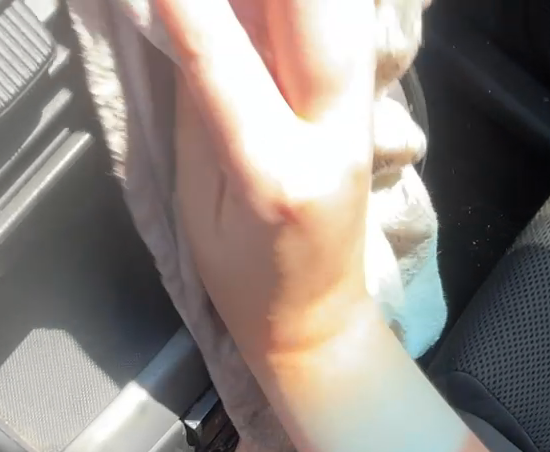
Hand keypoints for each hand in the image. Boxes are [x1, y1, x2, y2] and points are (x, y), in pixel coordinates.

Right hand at [155, 0, 380, 375]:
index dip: (186, 0)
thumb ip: (196, 105)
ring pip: (342, 6)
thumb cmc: (244, 282)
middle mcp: (332, 138)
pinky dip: (312, 6)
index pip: (224, 57)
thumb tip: (181, 12)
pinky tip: (275, 14)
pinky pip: (346, 23)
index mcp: (274, 177)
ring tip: (242, 5)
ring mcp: (361, 119)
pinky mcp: (368, 109)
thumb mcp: (198, 206)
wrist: (317, 321)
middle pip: (317, 6)